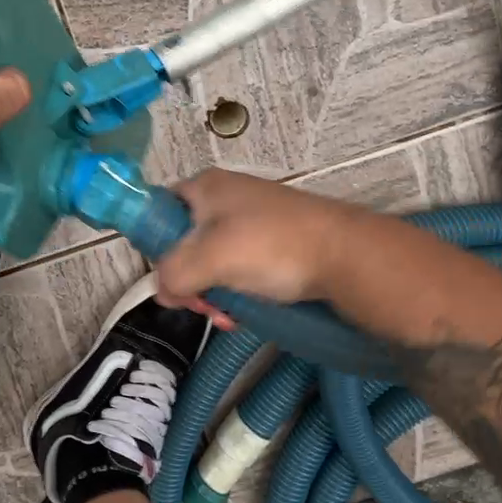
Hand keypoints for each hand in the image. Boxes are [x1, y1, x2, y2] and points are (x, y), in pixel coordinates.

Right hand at [154, 168, 366, 320]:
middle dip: (190, 280)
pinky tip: (247, 313)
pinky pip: (240, 266)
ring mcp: (252, 218)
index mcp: (204, 186)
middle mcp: (225, 196)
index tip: (171, 278)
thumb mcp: (211, 258)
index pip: (159, 210)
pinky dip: (238, 290)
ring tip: (230, 316)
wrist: (345, 254)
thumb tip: (163, 291)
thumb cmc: (271, 246)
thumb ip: (174, 274)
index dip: (156, 245)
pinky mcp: (274, 240)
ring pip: (213, 260)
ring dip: (214, 292)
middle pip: (186, 241)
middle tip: (205, 306)